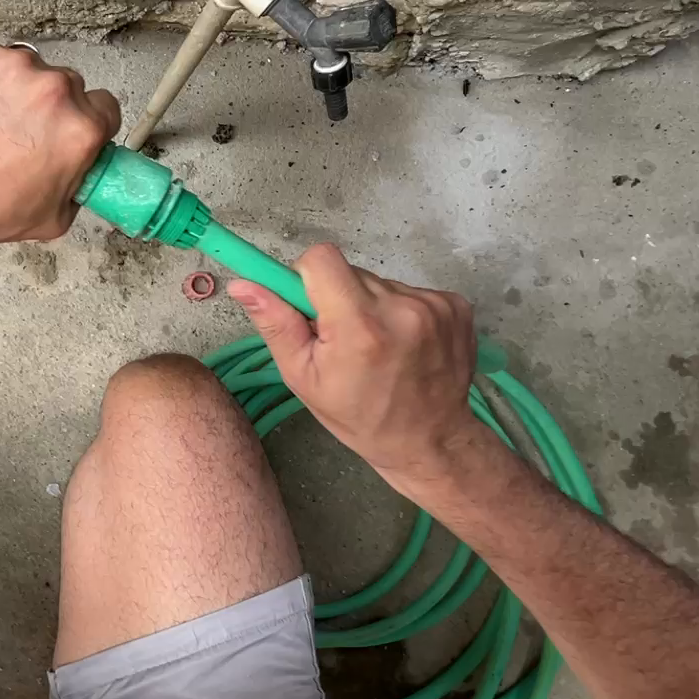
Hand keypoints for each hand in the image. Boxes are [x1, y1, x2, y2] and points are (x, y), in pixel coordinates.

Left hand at [0, 35, 119, 249]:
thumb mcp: (51, 220)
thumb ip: (76, 185)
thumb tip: (80, 169)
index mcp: (78, 127)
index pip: (103, 106)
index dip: (85, 119)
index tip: (65, 128)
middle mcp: (48, 87)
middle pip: (60, 82)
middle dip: (41, 104)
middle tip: (10, 131)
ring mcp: (4, 61)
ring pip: (15, 65)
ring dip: (1, 86)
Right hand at [228, 244, 491, 490]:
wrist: (429, 440)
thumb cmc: (357, 415)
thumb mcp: (301, 376)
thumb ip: (274, 324)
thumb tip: (242, 285)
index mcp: (359, 326)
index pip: (321, 258)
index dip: (305, 276)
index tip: (308, 306)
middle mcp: (401, 307)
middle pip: (348, 272)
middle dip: (335, 297)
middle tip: (340, 339)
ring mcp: (435, 305)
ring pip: (377, 282)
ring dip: (368, 305)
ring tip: (374, 346)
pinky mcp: (457, 305)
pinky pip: (408, 290)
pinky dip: (397, 311)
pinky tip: (401, 344)